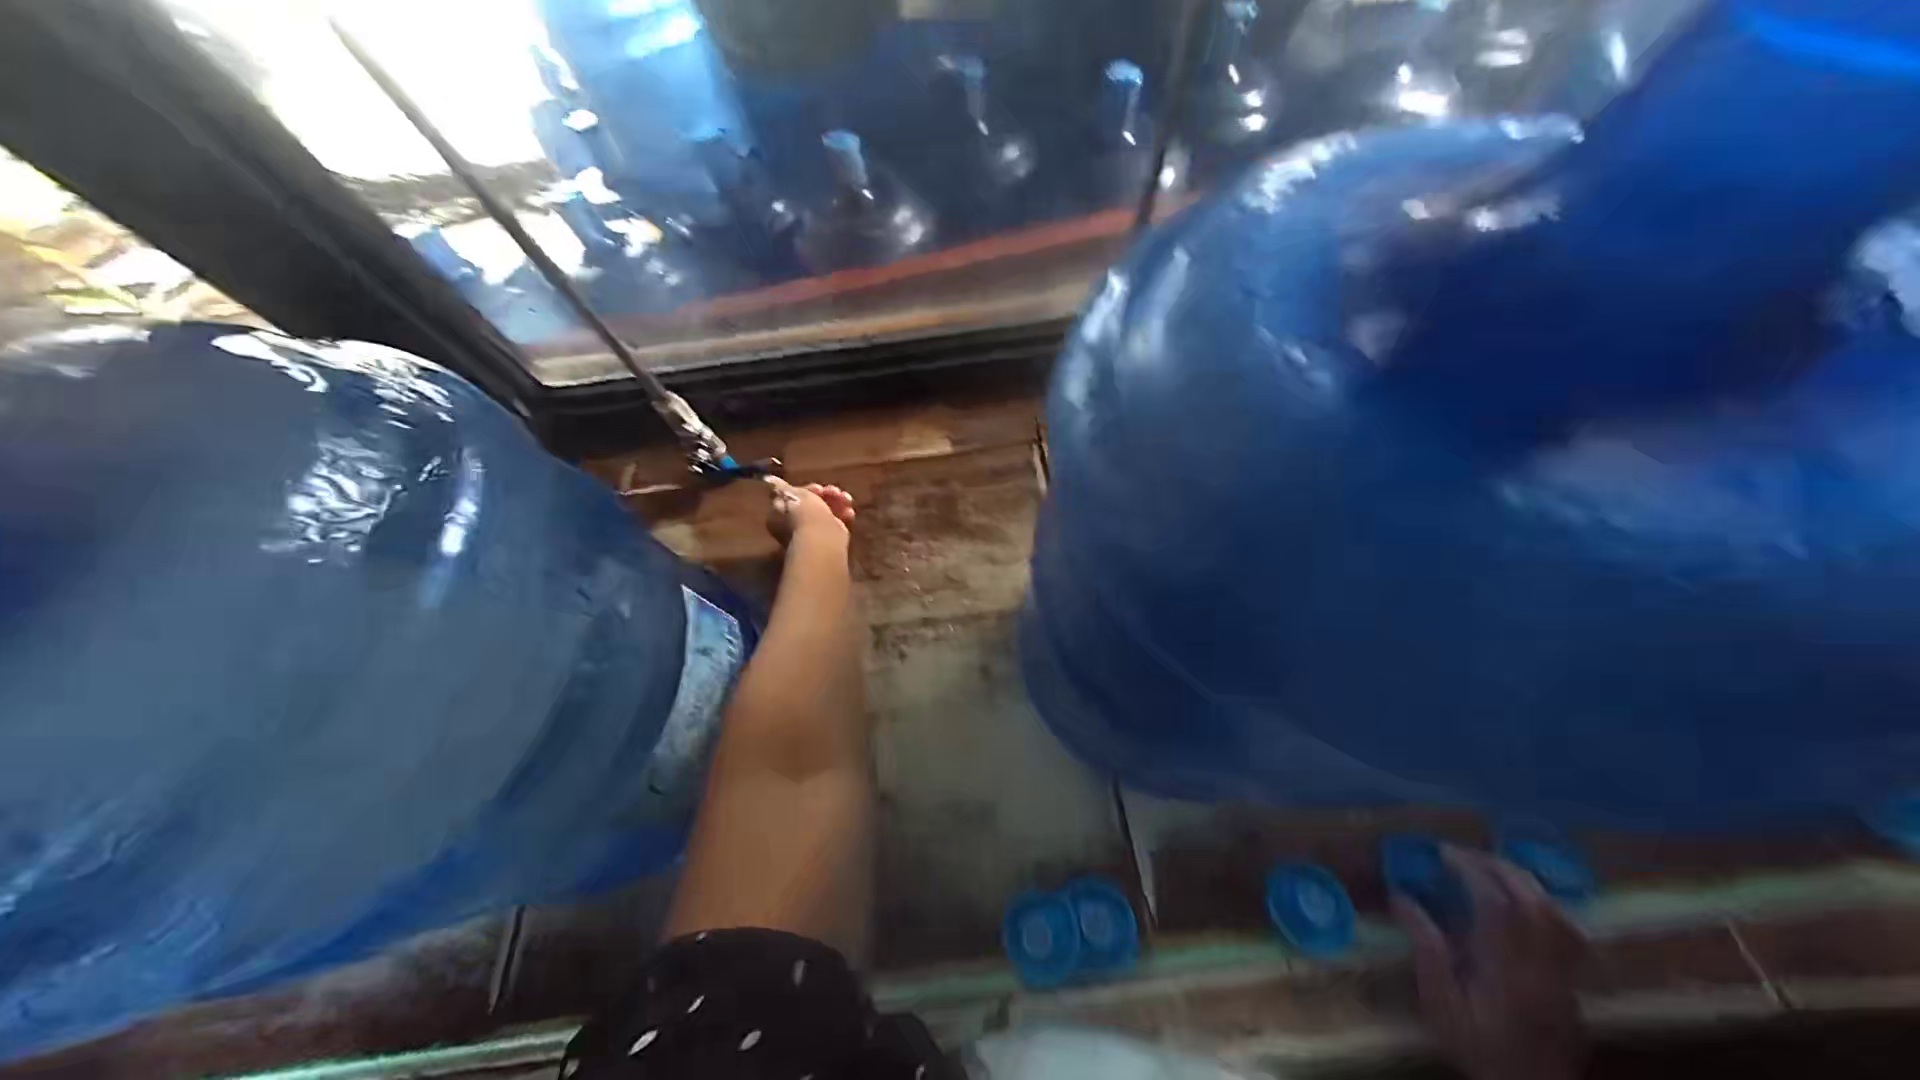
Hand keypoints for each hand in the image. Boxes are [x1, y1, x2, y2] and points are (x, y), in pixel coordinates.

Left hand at [765, 478, 855, 546]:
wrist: (822, 538)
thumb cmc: (803, 513)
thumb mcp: (791, 494)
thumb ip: (782, 486)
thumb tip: (769, 480)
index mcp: (780, 514)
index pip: (793, 497)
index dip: (807, 489)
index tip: (818, 487)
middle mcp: (794, 524)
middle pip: (811, 503)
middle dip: (825, 494)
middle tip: (833, 491)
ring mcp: (812, 531)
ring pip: (826, 510)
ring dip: (837, 501)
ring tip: (845, 499)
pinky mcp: (829, 537)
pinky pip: (837, 522)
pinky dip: (843, 515)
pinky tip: (849, 511)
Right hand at [1392, 848, 1589, 1079]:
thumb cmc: (1476, 1046)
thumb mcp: (1439, 1002)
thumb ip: (1425, 948)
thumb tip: (1401, 896)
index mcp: (1506, 968)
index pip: (1495, 903)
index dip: (1469, 869)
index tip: (1441, 853)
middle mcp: (1542, 964)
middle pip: (1531, 899)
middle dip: (1496, 866)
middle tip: (1463, 854)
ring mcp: (1564, 972)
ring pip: (1555, 911)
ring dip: (1522, 880)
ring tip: (1489, 866)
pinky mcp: (1572, 980)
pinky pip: (1568, 930)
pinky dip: (1545, 903)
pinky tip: (1525, 899)